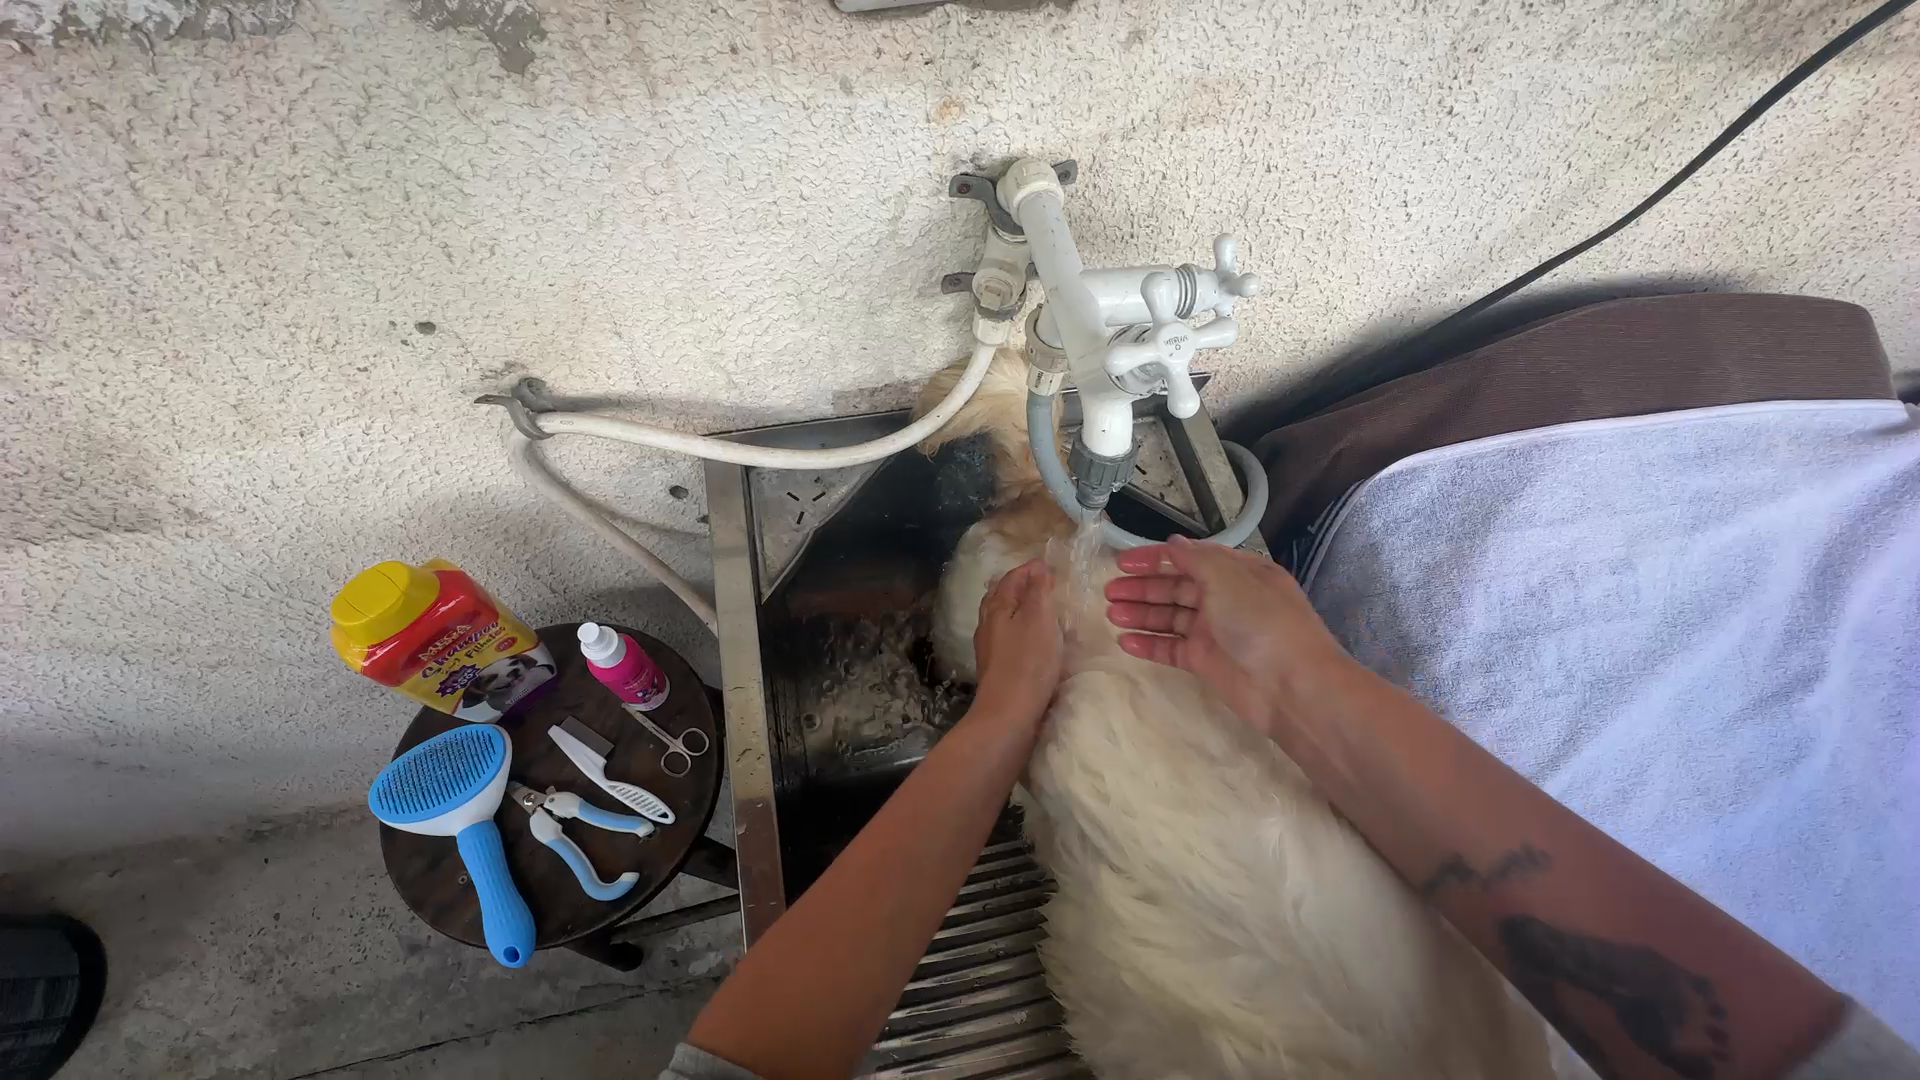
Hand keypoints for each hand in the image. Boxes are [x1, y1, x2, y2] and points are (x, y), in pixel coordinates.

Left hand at [970, 559, 1063, 728]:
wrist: (1008, 714)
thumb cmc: (1027, 662)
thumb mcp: (1039, 619)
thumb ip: (1038, 591)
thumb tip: (1037, 567)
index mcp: (996, 608)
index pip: (1011, 579)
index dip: (1029, 570)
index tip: (1047, 565)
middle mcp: (987, 625)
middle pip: (1000, 597)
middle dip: (1019, 586)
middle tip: (1041, 582)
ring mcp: (989, 648)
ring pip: (1002, 618)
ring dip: (1018, 608)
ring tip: (1039, 608)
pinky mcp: (996, 668)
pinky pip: (1008, 638)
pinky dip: (1020, 629)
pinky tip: (1032, 639)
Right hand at [1105, 536, 1355, 739]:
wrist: (1291, 685)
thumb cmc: (1261, 621)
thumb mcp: (1228, 577)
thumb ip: (1195, 558)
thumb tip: (1172, 542)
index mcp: (1236, 572)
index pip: (1188, 558)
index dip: (1154, 558)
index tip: (1122, 563)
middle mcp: (1225, 598)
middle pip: (1175, 588)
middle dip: (1141, 588)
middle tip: (1109, 592)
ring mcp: (1214, 631)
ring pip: (1169, 617)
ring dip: (1140, 614)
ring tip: (1111, 614)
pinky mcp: (1205, 661)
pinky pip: (1170, 648)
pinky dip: (1148, 644)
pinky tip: (1125, 641)